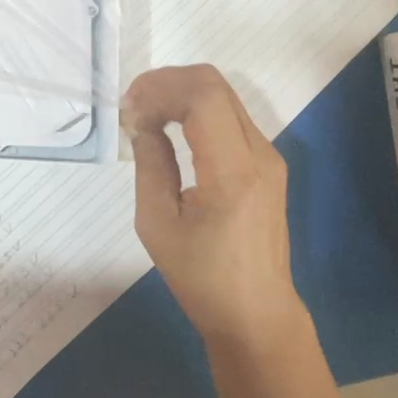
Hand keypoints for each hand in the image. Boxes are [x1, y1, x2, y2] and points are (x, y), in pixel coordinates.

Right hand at [123, 65, 301, 345]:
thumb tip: (144, 125)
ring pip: (224, 96)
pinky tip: (169, 129)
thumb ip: (151, 165)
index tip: (129, 110)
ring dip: (180, 95)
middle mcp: (260, 156)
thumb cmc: (201, 278)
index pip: (204, 97)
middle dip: (167, 84)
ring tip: (145, 117)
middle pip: (216, 86)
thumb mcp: (157, 225)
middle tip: (132, 108)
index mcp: (233, 174)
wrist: (255, 313)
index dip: (160, 88)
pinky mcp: (267, 164)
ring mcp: (268, 158)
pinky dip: (195, 110)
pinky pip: (229, 117)